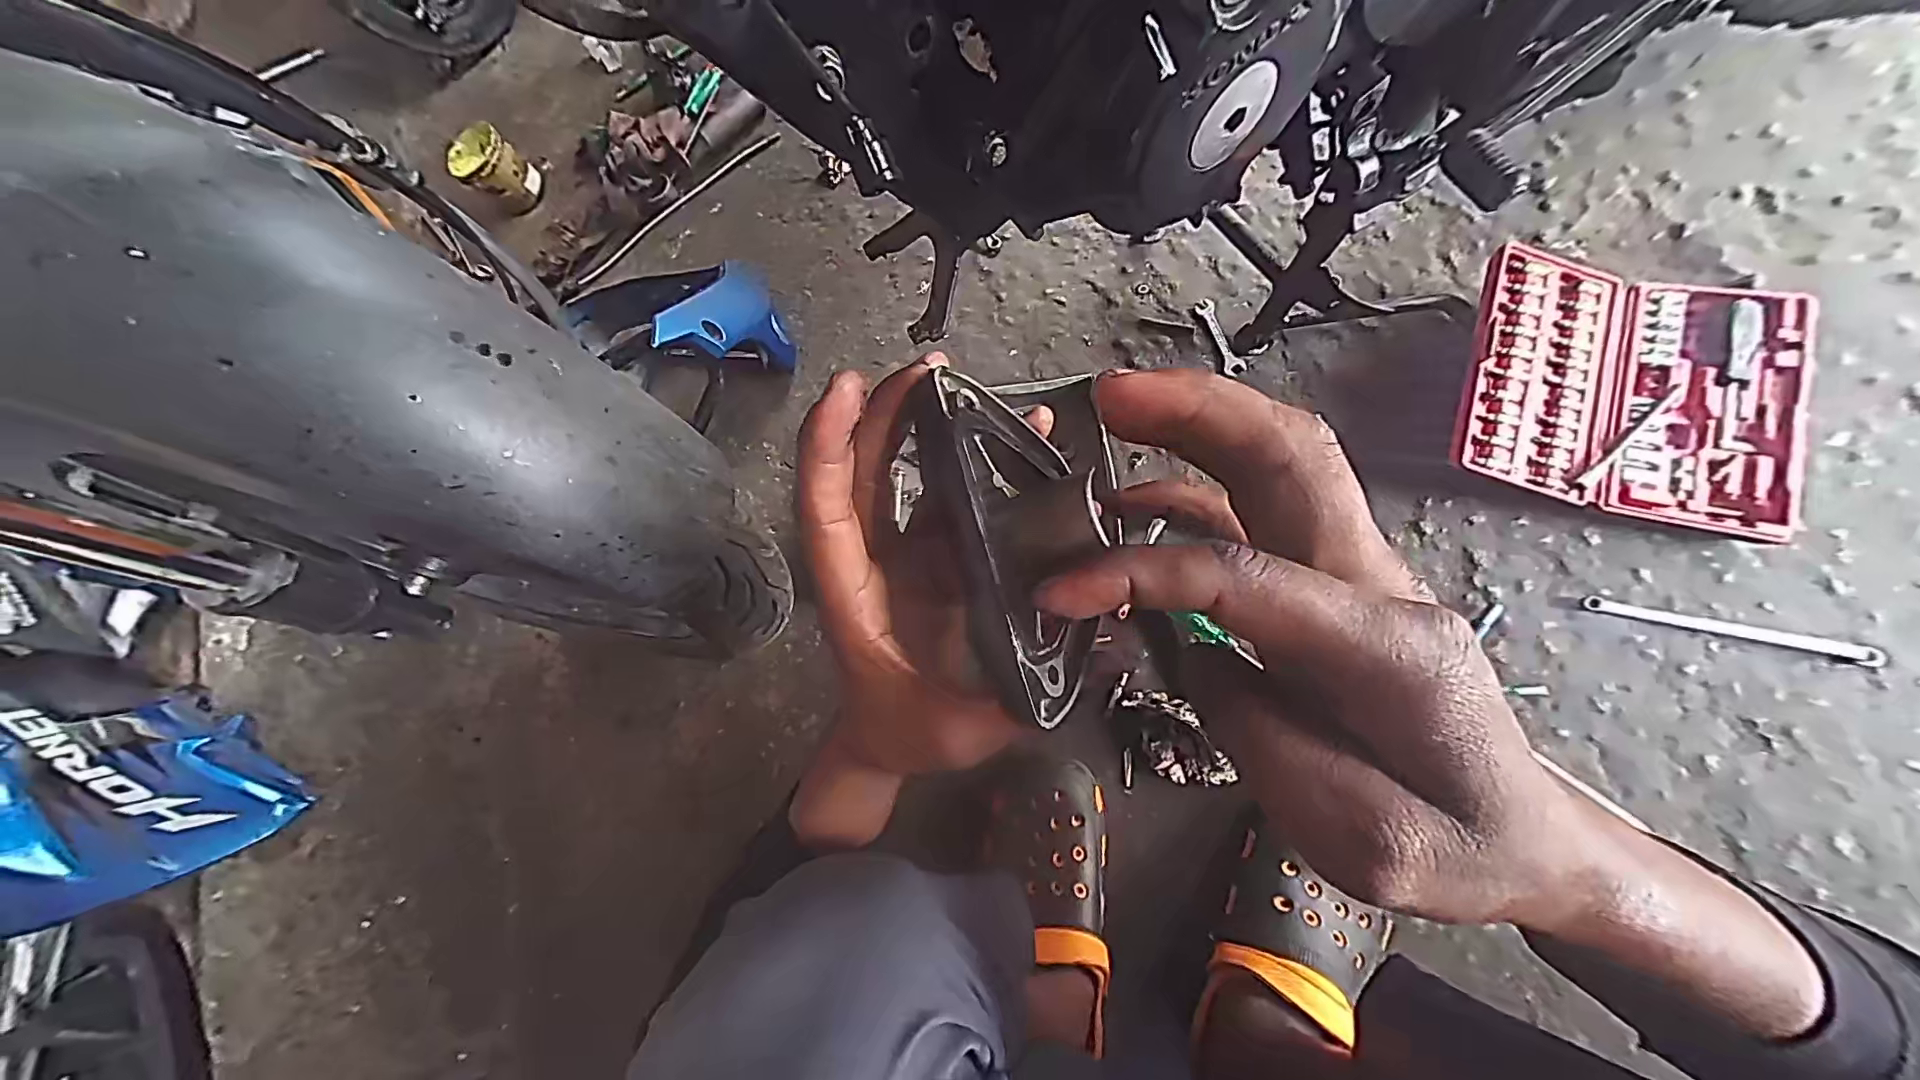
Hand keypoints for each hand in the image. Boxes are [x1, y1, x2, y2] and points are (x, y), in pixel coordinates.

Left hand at [795, 356, 1035, 776]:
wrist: (892, 742)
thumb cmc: (912, 734)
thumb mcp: (961, 726)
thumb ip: (1016, 694)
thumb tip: (1088, 640)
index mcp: (854, 595)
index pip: (827, 510)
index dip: (829, 446)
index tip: (850, 388)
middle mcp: (871, 560)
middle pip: (860, 472)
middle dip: (885, 411)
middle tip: (930, 369)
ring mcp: (901, 553)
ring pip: (901, 475)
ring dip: (923, 423)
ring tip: (962, 383)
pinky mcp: (932, 554)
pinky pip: (945, 495)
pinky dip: (971, 461)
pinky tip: (1015, 435)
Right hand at [1045, 369, 1573, 926]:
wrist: (1534, 838)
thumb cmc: (1459, 848)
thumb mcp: (1362, 840)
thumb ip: (1261, 736)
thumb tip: (1195, 649)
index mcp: (1386, 646)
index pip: (1240, 576)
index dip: (1138, 572)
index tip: (1060, 593)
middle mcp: (1374, 581)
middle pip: (1290, 455)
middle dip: (1196, 409)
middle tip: (1111, 393)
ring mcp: (1355, 571)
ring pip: (1276, 463)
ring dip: (1194, 425)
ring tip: (1116, 412)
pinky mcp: (1329, 580)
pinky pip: (1255, 512)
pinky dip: (1192, 487)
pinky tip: (1138, 496)